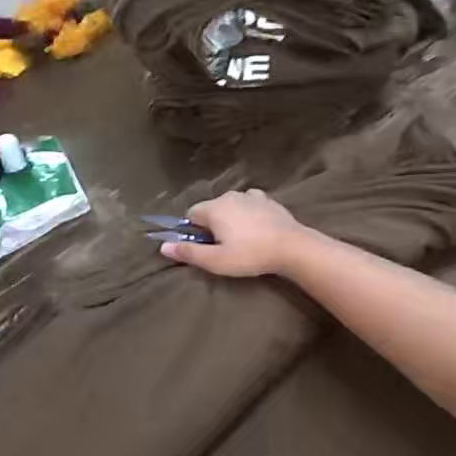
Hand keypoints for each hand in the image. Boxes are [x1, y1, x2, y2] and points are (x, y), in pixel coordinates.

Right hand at [159, 189, 312, 277]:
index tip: (204, 246)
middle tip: (224, 247)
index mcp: (214, 207)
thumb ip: (189, 252)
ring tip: (243, 240)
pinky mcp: (268, 200)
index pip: (192, 213)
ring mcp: (251, 195)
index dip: (194, 230)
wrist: (291, 246)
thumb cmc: (250, 255)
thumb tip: (164, 246)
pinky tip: (257, 229)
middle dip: (213, 225)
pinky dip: (249, 214)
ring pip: (232, 205)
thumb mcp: (216, 260)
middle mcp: (230, 195)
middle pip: (212, 208)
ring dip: (231, 218)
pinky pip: (250, 204)